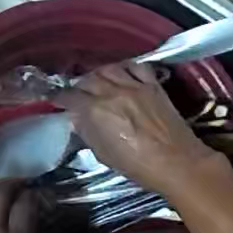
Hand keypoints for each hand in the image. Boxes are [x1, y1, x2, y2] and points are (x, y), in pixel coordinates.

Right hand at [53, 63, 218, 195]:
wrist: (176, 163)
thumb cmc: (137, 166)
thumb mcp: (103, 154)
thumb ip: (88, 132)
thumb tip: (78, 119)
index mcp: (96, 112)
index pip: (70, 96)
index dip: (60, 98)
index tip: (56, 100)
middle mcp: (113, 93)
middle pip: (88, 79)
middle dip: (78, 86)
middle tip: (76, 94)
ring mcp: (135, 86)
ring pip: (109, 68)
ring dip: (99, 73)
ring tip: (97, 81)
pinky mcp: (153, 85)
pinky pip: (136, 66)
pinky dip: (124, 67)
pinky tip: (122, 73)